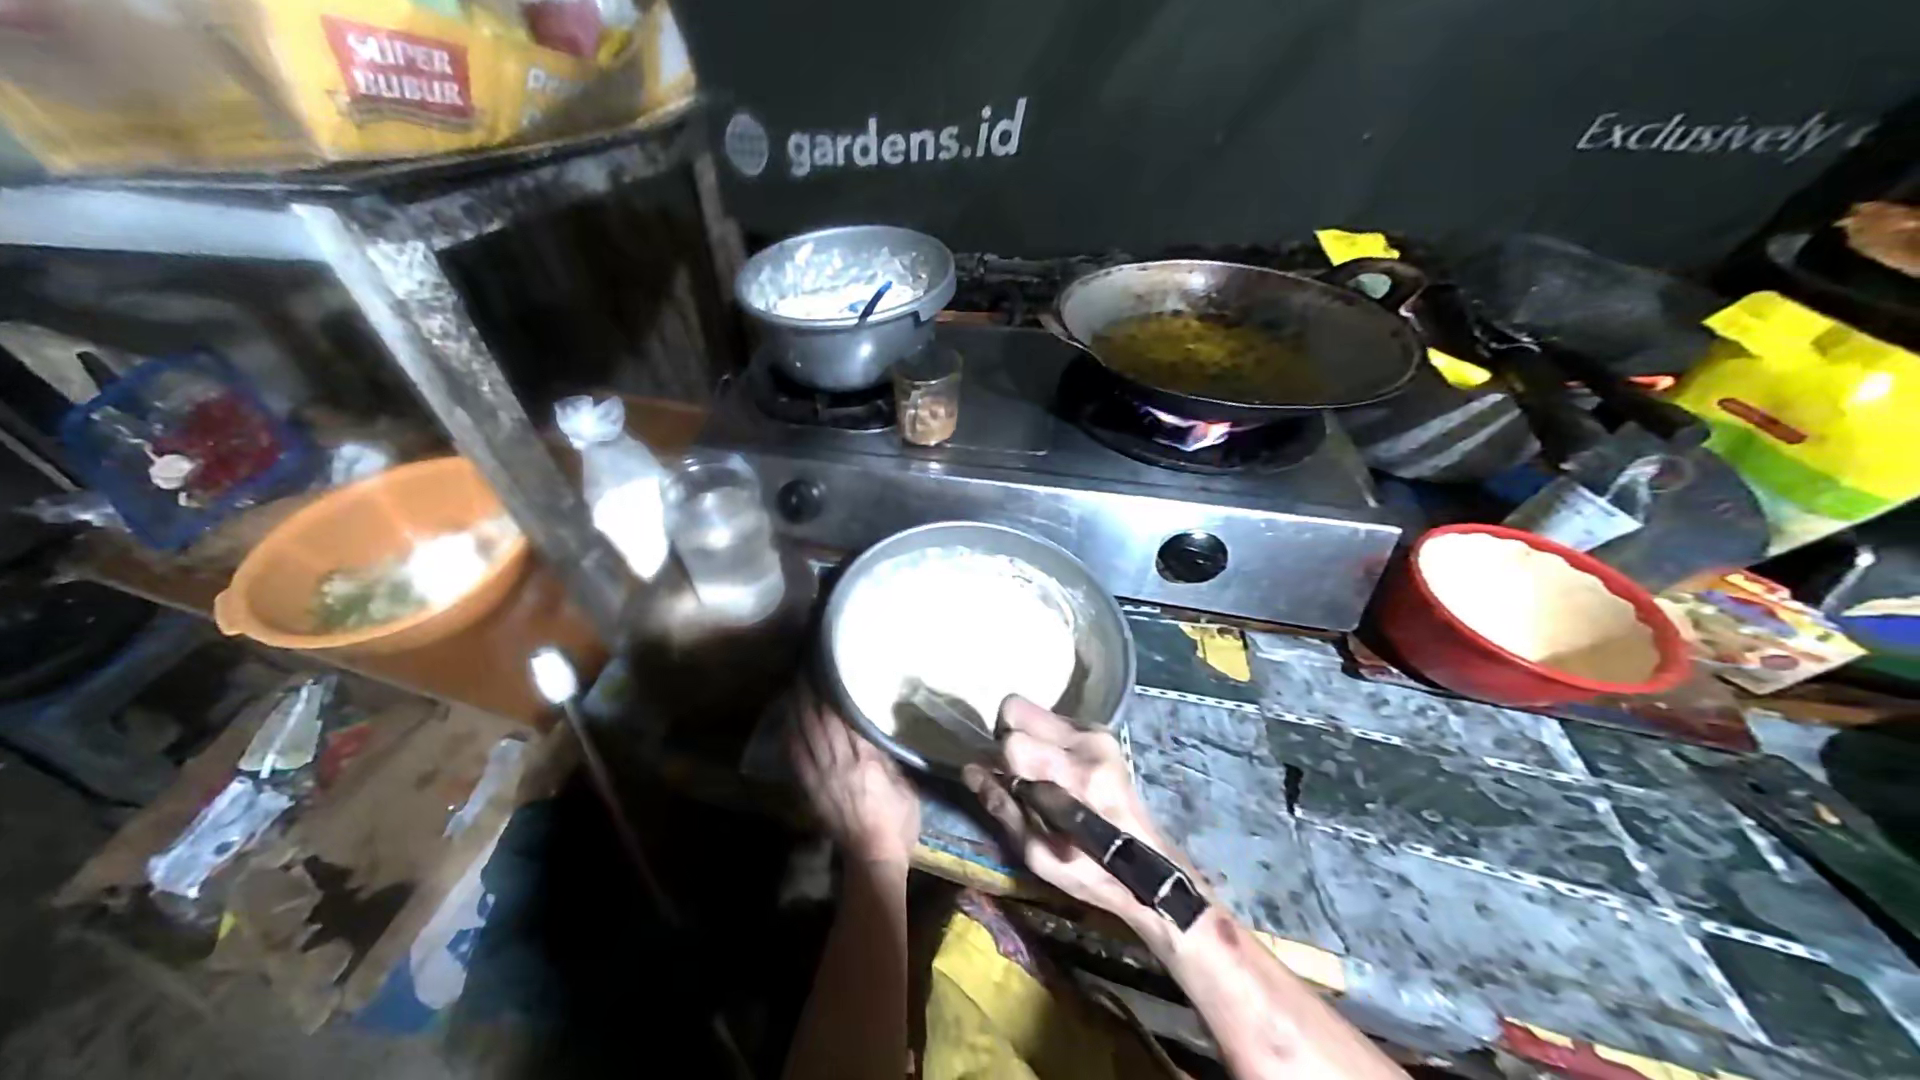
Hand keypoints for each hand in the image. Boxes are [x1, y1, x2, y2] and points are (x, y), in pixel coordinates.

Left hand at [788, 688, 920, 867]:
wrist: (874, 857)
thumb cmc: (898, 820)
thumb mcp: (906, 784)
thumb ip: (891, 756)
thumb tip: (882, 730)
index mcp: (866, 758)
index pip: (846, 716)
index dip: (835, 693)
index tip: (831, 672)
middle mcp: (840, 762)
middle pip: (820, 719)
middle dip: (812, 693)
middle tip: (808, 669)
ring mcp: (821, 776)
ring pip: (805, 734)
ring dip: (799, 708)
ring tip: (796, 686)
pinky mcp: (810, 790)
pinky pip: (795, 758)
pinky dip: (790, 736)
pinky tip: (788, 720)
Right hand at [964, 697, 1195, 930]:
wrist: (1148, 867)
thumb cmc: (1091, 871)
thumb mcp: (1037, 855)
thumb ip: (1003, 807)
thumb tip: (971, 770)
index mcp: (1075, 777)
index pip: (1013, 741)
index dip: (999, 762)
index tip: (1007, 784)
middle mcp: (1088, 743)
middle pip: (1018, 709)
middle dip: (1007, 740)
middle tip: (1017, 775)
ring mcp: (1098, 733)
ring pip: (1034, 710)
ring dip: (1026, 738)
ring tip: (1038, 774)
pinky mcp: (1102, 731)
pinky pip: (1053, 719)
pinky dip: (1044, 739)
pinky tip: (1056, 770)